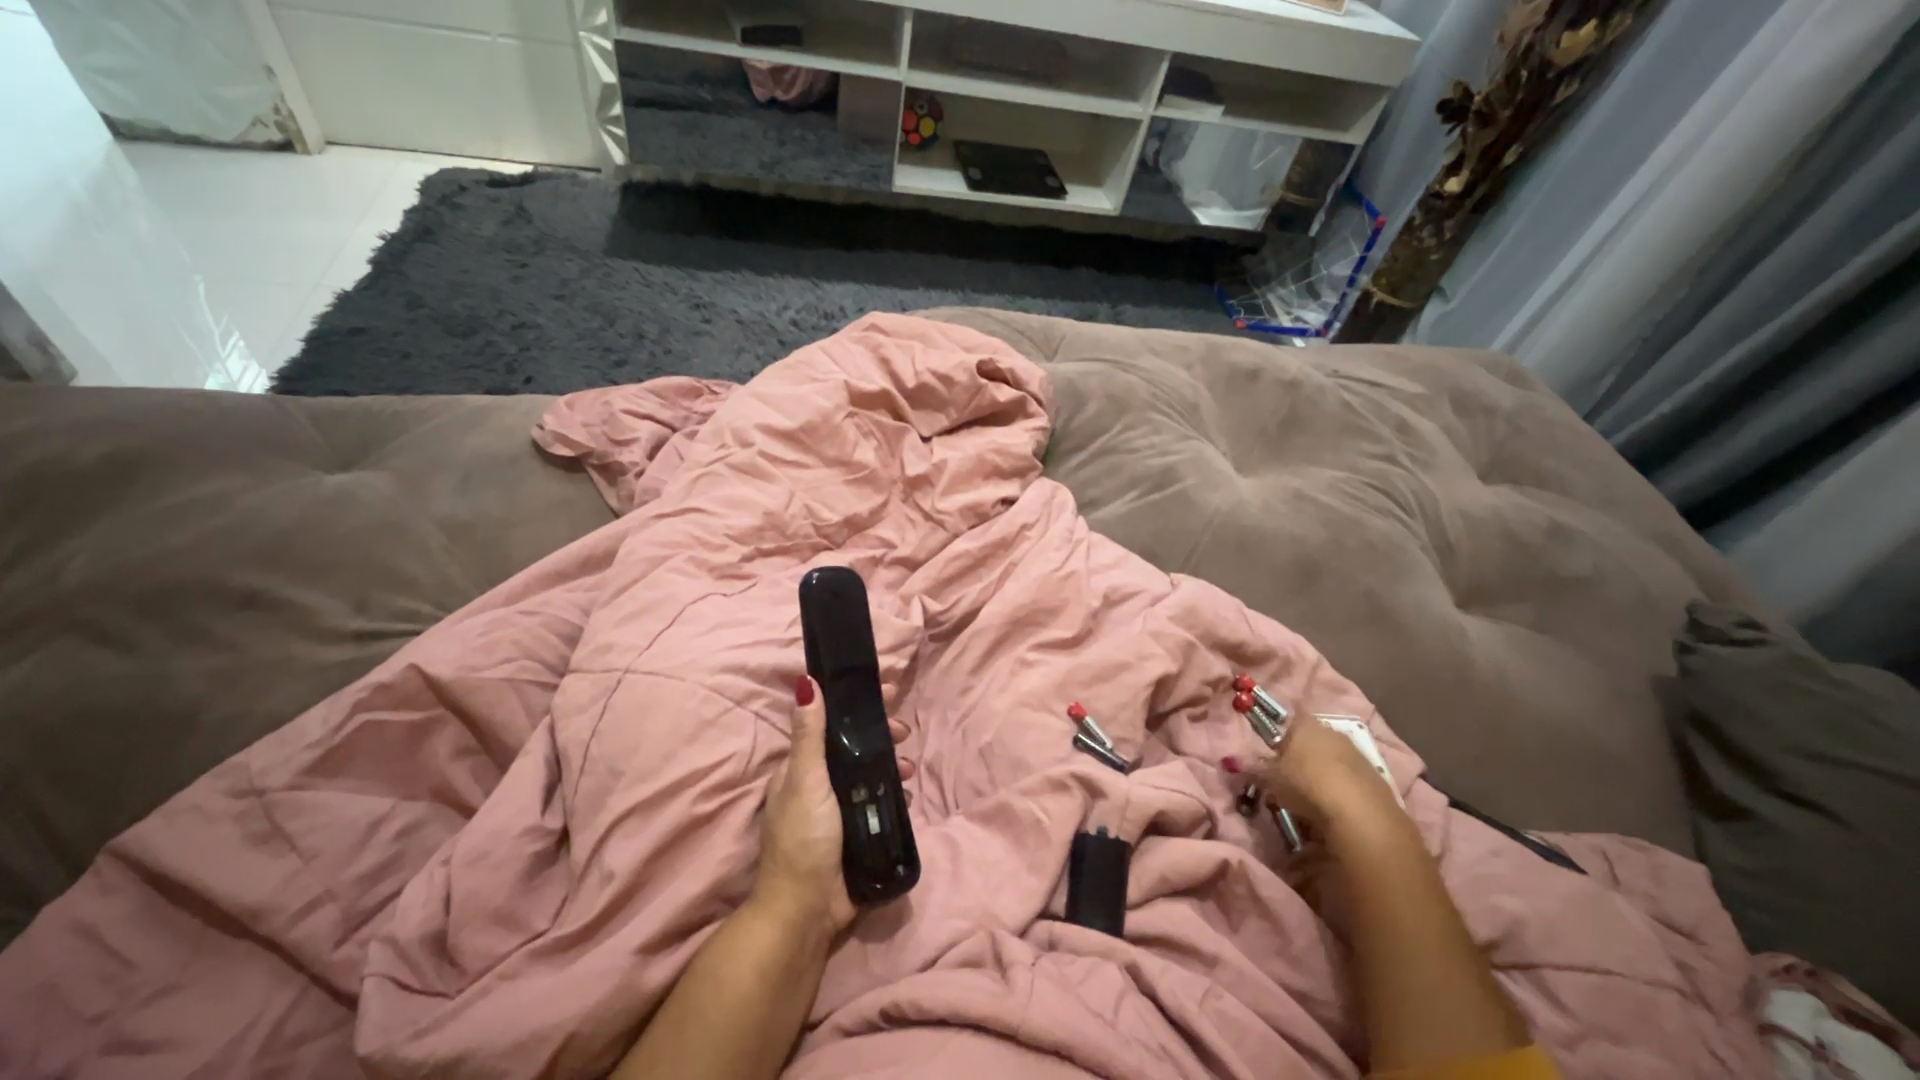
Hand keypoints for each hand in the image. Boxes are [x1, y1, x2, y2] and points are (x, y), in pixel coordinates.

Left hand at [751, 676, 912, 936]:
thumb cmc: (803, 839)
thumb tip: (806, 681)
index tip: (888, 692)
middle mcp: (818, 786)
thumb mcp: (805, 781)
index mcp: (800, 770)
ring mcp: (838, 812)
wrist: (807, 910)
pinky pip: (879, 803)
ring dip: (890, 765)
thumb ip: (809, 735)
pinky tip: (908, 796)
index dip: (855, 705)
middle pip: (853, 748)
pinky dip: (894, 794)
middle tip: (905, 734)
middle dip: (880, 736)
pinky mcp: (857, 835)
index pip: (829, 725)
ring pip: (869, 774)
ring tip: (909, 770)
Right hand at [1229, 718, 1408, 937]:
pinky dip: (1338, 788)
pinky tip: (1331, 807)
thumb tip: (1230, 761)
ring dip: (1319, 774)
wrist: (1359, 812)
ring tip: (1307, 799)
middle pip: (1309, 741)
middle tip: (1285, 781)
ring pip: (1329, 759)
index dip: (1276, 740)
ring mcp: (1355, 752)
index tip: (1269, 760)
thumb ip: (1251, 768)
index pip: (1286, 722)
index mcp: (1304, 724)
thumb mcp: (1270, 779)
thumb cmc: (1305, 785)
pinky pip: (1347, 777)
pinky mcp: (1373, 775)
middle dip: (1298, 758)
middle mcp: (1331, 731)